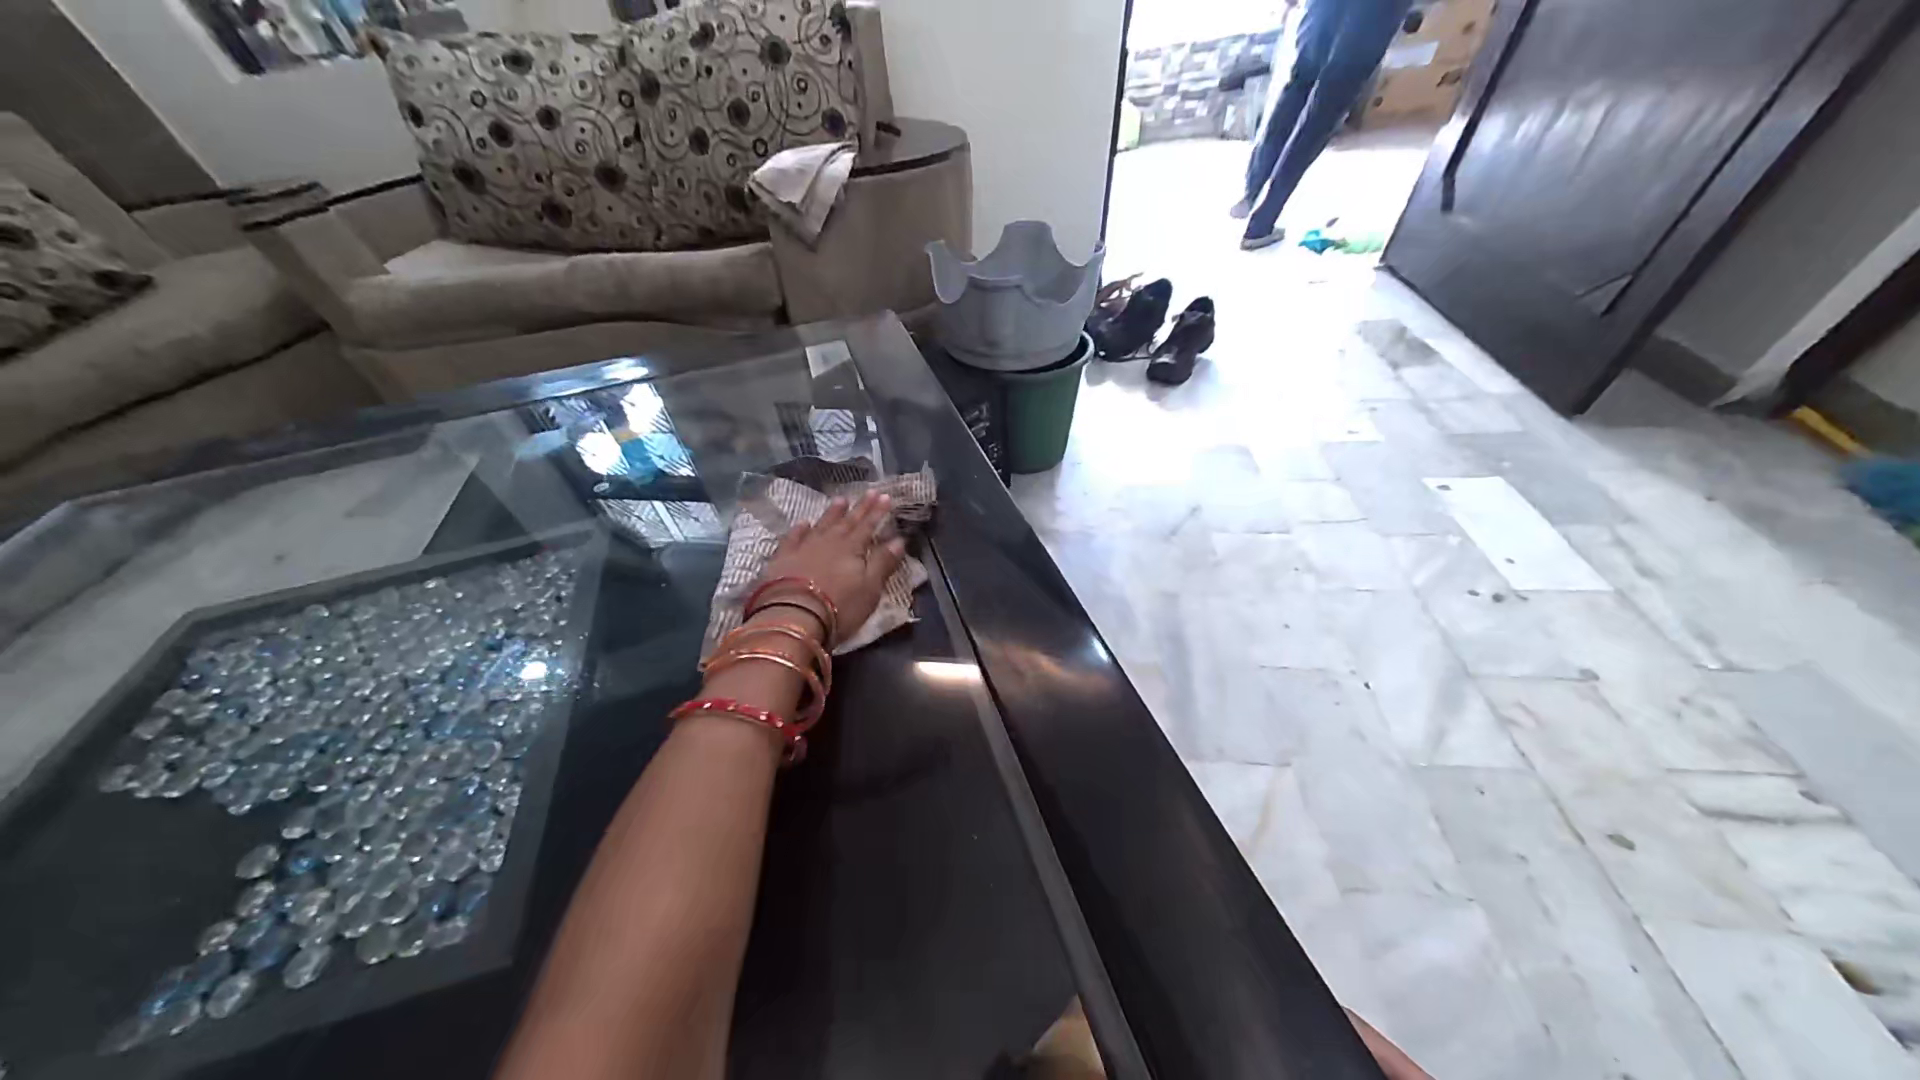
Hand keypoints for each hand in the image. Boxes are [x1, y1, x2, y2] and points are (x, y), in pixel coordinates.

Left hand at [758, 492, 906, 643]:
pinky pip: (793, 537)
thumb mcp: (870, 588)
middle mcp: (829, 542)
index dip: (878, 512)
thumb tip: (899, 540)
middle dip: (860, 507)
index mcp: (852, 548)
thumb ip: (883, 562)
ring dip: (832, 513)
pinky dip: (799, 529)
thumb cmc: (840, 606)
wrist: (793, 616)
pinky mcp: (783, 559)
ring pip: (821, 525)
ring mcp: (803, 548)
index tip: (885, 496)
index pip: (868, 525)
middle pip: (847, 521)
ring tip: (841, 500)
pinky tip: (803, 523)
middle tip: (870, 491)